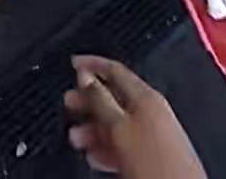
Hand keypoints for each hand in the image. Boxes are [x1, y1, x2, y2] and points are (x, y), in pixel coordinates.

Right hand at [64, 55, 205, 178]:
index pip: (114, 69)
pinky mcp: (156, 157)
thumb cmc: (152, 161)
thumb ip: (98, 98)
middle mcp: (152, 112)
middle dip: (88, 102)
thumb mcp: (118, 126)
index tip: (72, 64)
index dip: (91, 64)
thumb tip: (84, 75)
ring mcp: (156, 135)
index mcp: (146, 98)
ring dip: (94, 128)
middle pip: (113, 97)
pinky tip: (96, 156)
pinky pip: (126, 142)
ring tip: (78, 139)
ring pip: (117, 122)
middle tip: (69, 104)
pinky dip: (108, 145)